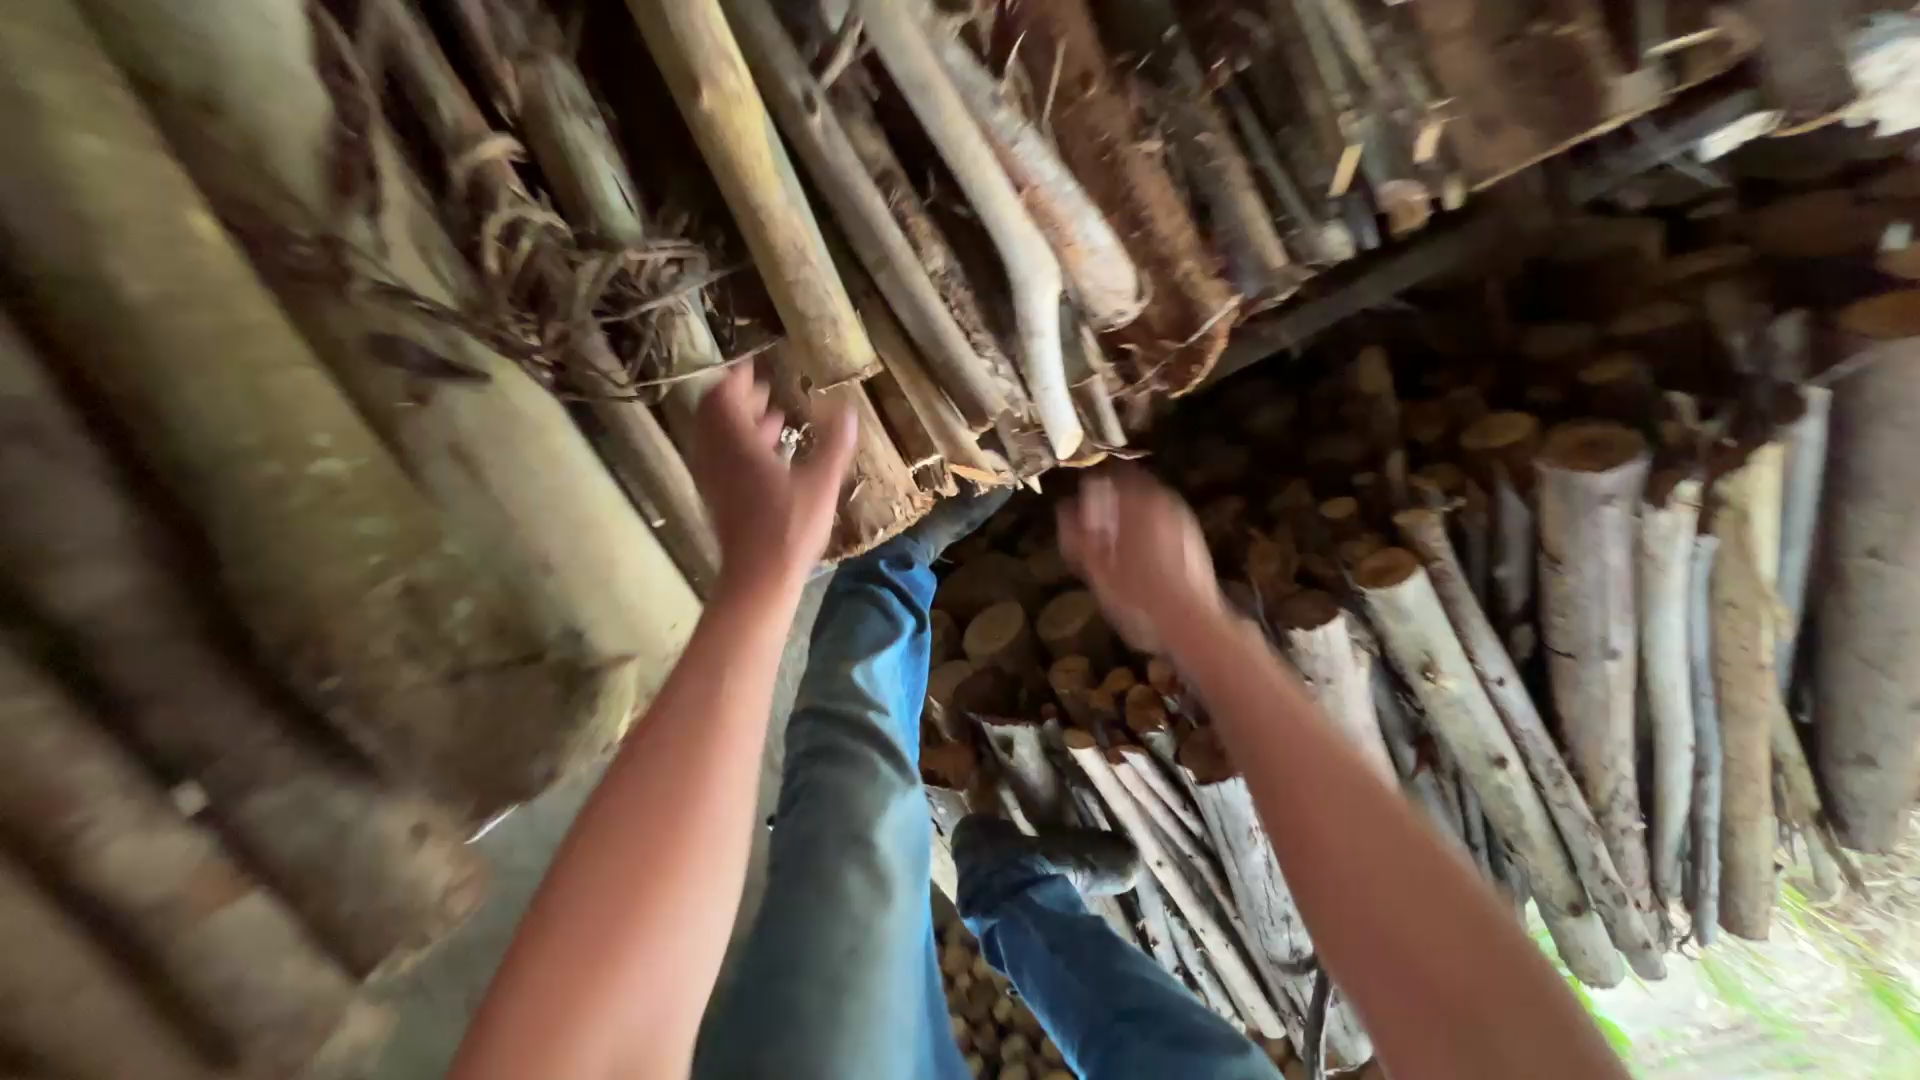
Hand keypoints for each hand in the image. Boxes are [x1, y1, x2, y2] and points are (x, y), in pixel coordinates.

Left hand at [690, 366, 856, 595]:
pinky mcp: (716, 498)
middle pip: (714, 415)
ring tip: (772, 421)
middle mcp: (716, 457)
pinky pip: (717, 459)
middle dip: (737, 400)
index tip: (753, 368)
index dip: (736, 379)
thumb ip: (834, 444)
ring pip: (715, 438)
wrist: (759, 576)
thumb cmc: (790, 527)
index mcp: (738, 445)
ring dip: (737, 424)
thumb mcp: (822, 483)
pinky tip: (767, 459)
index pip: (723, 398)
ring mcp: (712, 479)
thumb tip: (847, 409)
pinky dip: (736, 447)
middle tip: (763, 392)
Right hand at [1055, 465, 1224, 653]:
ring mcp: (1183, 520)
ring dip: (1131, 517)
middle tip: (1096, 528)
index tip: (1081, 509)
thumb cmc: (1138, 597)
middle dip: (1113, 502)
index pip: (1110, 476)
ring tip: (1116, 547)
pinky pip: (1164, 523)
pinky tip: (1140, 561)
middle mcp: (1164, 502)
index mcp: (1138, 503)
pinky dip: (1148, 532)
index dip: (1092, 489)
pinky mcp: (1194, 540)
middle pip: (1133, 488)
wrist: (1192, 624)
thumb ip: (1078, 535)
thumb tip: (1064, 509)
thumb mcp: (1097, 570)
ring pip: (1150, 506)